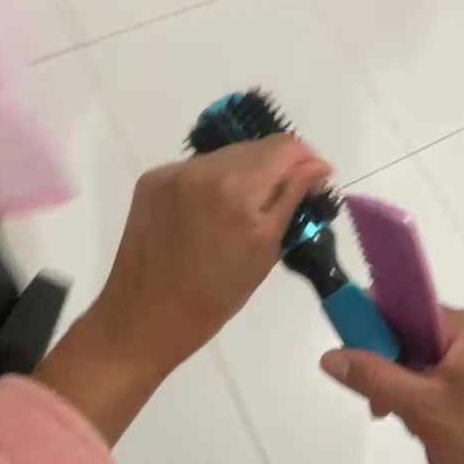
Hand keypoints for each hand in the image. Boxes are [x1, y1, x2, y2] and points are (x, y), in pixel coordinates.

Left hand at [89, 136, 332, 376]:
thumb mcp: (266, 248)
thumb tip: (318, 165)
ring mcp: (174, 171)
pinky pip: (198, 168)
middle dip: (274, 169)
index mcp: (239, 188)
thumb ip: (293, 197)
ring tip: (239, 213)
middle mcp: (205, 169)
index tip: (311, 183)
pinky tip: (209, 214)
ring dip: (243, 174)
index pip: (286, 147)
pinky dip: (212, 183)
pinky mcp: (153, 179)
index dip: (305, 161)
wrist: (145, 317)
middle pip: (256, 147)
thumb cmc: (217, 295)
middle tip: (277, 204)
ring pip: (227, 156)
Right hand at [320, 308, 463, 463]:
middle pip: (406, 333)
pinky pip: (428, 378)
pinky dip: (414, 398)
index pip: (404, 304)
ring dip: (399, 388)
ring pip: (414, 360)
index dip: (373, 322)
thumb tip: (329, 355)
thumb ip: (374, 377)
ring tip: (401, 420)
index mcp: (460, 325)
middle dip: (385, 366)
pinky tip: (414, 425)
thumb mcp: (420, 407)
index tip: (352, 353)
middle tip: (379, 403)